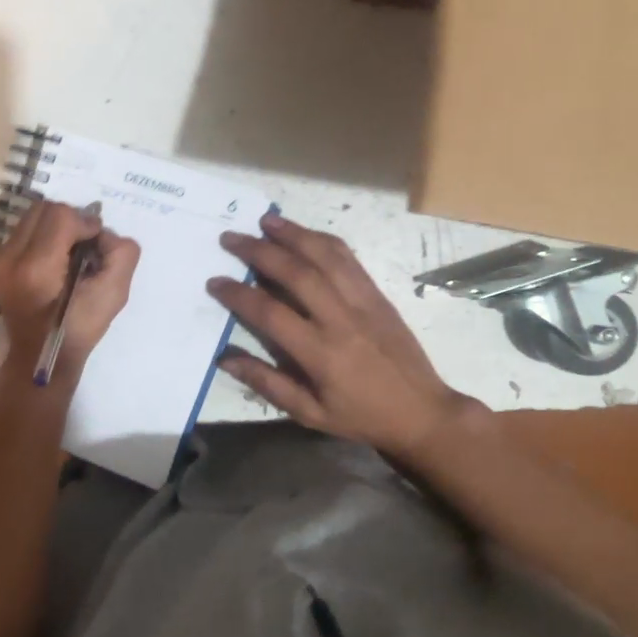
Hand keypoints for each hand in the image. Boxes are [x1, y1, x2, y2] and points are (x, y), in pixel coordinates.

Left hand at [0, 200, 140, 367]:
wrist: (39, 356)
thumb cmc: (78, 330)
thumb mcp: (114, 294)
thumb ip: (121, 254)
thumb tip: (102, 233)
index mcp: (36, 268)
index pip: (60, 216)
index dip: (85, 223)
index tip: (96, 244)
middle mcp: (9, 258)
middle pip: (44, 209)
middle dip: (70, 220)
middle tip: (85, 245)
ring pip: (32, 216)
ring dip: (56, 226)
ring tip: (69, 252)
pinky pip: (23, 230)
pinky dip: (43, 236)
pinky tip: (53, 260)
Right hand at [206, 212, 474, 456]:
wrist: (423, 412)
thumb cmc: (360, 416)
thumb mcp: (309, 413)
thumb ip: (266, 382)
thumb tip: (224, 358)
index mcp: (320, 353)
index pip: (270, 313)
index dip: (238, 294)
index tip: (214, 281)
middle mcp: (341, 320)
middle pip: (296, 273)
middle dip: (259, 251)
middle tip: (231, 238)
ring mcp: (363, 303)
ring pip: (325, 257)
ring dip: (292, 234)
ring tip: (264, 220)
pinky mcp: (378, 295)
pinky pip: (349, 259)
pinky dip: (322, 240)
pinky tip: (302, 233)